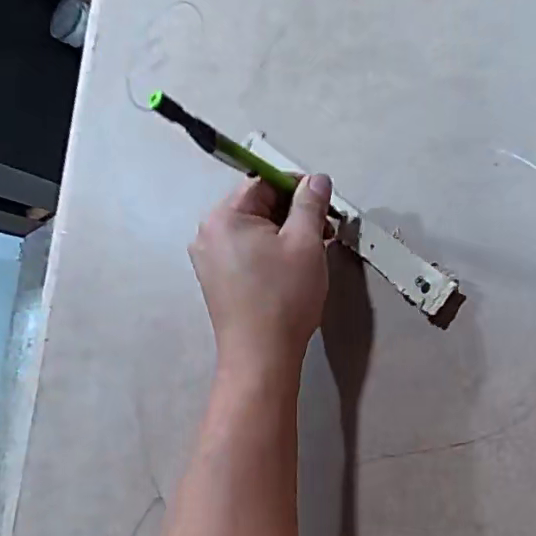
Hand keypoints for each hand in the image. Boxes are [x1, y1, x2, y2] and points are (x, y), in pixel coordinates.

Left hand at [189, 173, 333, 378]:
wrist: (262, 355)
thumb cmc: (284, 297)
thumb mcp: (306, 242)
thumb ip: (311, 204)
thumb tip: (317, 180)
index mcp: (224, 217)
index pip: (263, 182)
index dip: (297, 186)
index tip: (325, 201)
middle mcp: (209, 233)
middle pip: (257, 205)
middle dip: (294, 212)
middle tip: (325, 229)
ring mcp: (210, 259)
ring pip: (255, 230)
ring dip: (286, 232)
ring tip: (314, 250)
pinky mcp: (218, 280)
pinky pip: (248, 251)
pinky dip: (273, 250)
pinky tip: (294, 267)